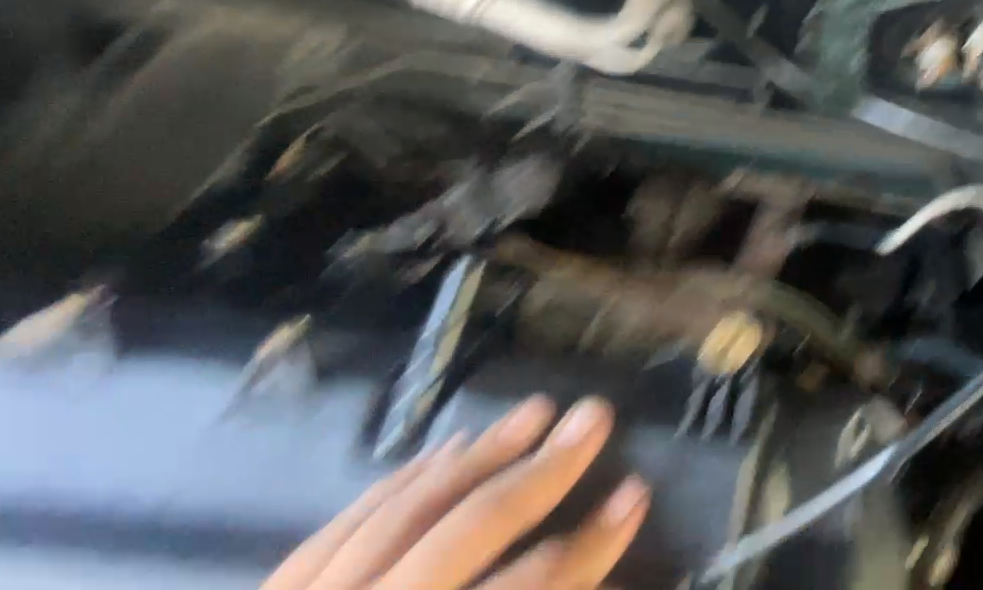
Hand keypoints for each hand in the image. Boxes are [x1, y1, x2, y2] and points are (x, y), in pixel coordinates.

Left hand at [264, 396, 648, 589]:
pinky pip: (346, 523)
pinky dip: (405, 480)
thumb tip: (589, 589)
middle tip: (595, 417)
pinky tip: (447, 447)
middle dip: (541, 473)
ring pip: (406, 511)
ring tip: (534, 411)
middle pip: (467, 535)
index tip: (637, 495)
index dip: (589, 548)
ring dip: (479, 456)